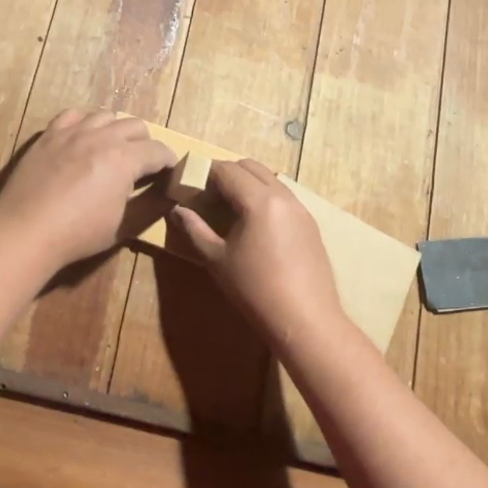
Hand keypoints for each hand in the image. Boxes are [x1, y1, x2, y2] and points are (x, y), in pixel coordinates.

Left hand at [0, 109, 176, 269]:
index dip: (169, 162)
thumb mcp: (123, 227)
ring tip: (113, 149)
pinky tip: (83, 138)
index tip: (169, 173)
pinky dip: (86, 122)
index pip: (159, 150)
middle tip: (142, 165)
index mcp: (125, 158)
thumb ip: (150, 207)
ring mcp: (73, 131)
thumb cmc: (77, 234)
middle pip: (136, 126)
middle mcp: (102, 136)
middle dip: (145, 144)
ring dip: (117, 130)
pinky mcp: (50, 134)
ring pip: (106, 116)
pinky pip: (74, 115)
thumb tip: (169, 197)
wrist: (24, 231)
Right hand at [171, 159, 345, 349]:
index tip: (192, 184)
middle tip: (210, 195)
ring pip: (270, 179)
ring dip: (248, 183)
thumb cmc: (255, 290)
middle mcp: (283, 196)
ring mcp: (301, 208)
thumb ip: (195, 230)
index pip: (228, 170)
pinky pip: (284, 196)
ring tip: (232, 209)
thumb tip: (177, 210)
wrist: (306, 320)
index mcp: (259, 200)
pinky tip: (256, 225)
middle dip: (228, 173)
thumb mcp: (217, 260)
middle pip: (251, 166)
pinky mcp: (310, 223)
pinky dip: (266, 197)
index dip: (206, 172)